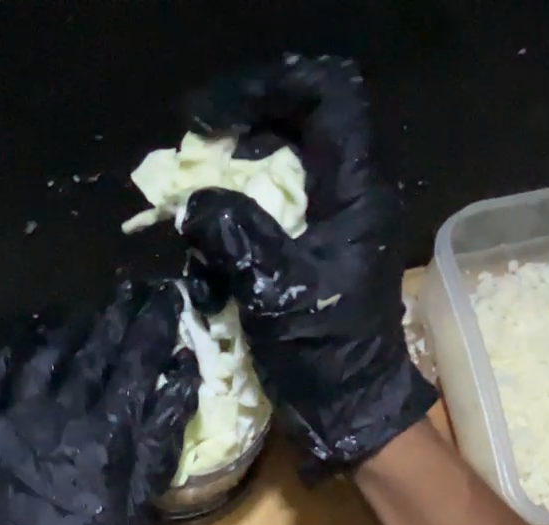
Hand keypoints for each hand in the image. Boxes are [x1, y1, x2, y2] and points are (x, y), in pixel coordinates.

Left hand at [0, 280, 198, 524]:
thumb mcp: (135, 510)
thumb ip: (158, 440)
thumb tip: (180, 374)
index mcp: (102, 436)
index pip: (133, 364)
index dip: (152, 328)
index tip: (165, 300)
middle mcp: (54, 415)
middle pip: (90, 351)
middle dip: (114, 319)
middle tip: (130, 293)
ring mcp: (5, 418)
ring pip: (43, 355)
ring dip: (69, 329)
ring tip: (87, 312)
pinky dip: (15, 352)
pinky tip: (30, 340)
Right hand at [180, 55, 436, 469]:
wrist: (350, 411)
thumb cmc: (325, 353)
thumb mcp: (275, 289)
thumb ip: (234, 233)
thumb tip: (193, 202)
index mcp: (355, 192)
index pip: (326, 97)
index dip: (267, 88)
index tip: (210, 117)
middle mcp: (349, 197)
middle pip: (297, 129)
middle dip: (239, 138)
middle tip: (194, 159)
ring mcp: (332, 226)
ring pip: (280, 173)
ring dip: (233, 185)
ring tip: (197, 212)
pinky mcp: (314, 253)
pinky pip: (273, 214)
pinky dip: (237, 221)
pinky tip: (211, 252)